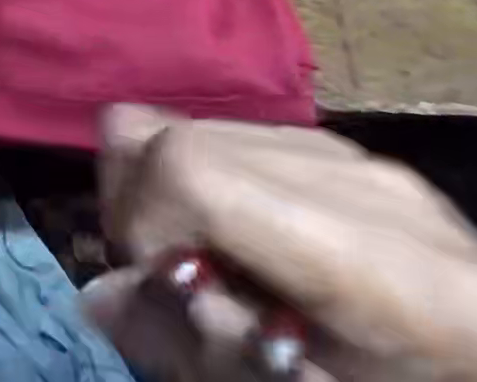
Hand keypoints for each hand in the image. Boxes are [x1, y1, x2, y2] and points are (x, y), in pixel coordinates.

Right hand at [81, 105, 476, 381]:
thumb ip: (193, 350)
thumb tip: (99, 293)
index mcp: (377, 263)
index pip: (190, 166)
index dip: (140, 223)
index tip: (163, 290)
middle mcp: (367, 181)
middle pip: (176, 133)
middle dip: (144, 208)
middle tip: (183, 282)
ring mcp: (362, 158)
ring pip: (196, 127)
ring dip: (176, 197)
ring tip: (223, 272)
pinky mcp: (354, 156)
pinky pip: (236, 141)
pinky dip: (213, 188)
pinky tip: (256, 252)